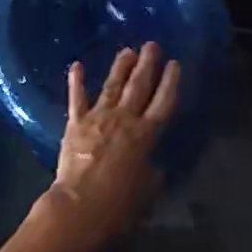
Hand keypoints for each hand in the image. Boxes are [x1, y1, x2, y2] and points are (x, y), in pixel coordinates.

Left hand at [37, 42, 179, 250]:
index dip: (170, 82)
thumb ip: (152, 172)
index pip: (163, 103)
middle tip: (152, 45)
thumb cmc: (118, 205)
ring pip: (112, 86)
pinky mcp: (76, 122)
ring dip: (120, 67)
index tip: (175, 63)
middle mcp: (123, 120)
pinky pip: (76, 98)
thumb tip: (152, 164)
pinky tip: (76, 65)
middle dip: (147, 64)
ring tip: (127, 50)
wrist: (80, 206)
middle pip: (139, 87)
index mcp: (145, 136)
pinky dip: (77, 81)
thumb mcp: (147, 191)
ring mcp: (98, 117)